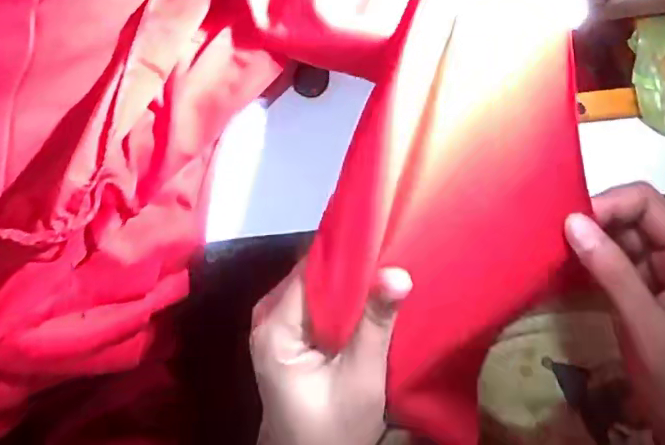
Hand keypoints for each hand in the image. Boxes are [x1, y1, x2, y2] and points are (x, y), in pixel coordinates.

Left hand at [250, 261, 411, 444]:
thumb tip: (398, 271)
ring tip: (381, 271)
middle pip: (312, 272)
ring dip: (347, 281)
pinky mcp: (285, 333)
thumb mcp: (361, 380)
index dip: (347, 252)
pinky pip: (314, 298)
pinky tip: (365, 295)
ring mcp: (274, 324)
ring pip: (316, 283)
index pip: (311, 268)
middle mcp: (266, 317)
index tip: (379, 239)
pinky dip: (340, 297)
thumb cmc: (331, 431)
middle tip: (386, 255)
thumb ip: (376, 323)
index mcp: (274, 327)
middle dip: (350, 266)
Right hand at [564, 183, 664, 444]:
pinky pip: (628, 267)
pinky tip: (574, 271)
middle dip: (598, 223)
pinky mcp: (661, 300)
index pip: (648, 204)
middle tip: (557, 237)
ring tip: (559, 251)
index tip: (570, 223)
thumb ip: (612, 272)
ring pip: (629, 241)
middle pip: (637, 219)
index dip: (608, 204)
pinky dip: (602, 266)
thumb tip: (571, 219)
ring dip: (596, 244)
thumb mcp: (648, 332)